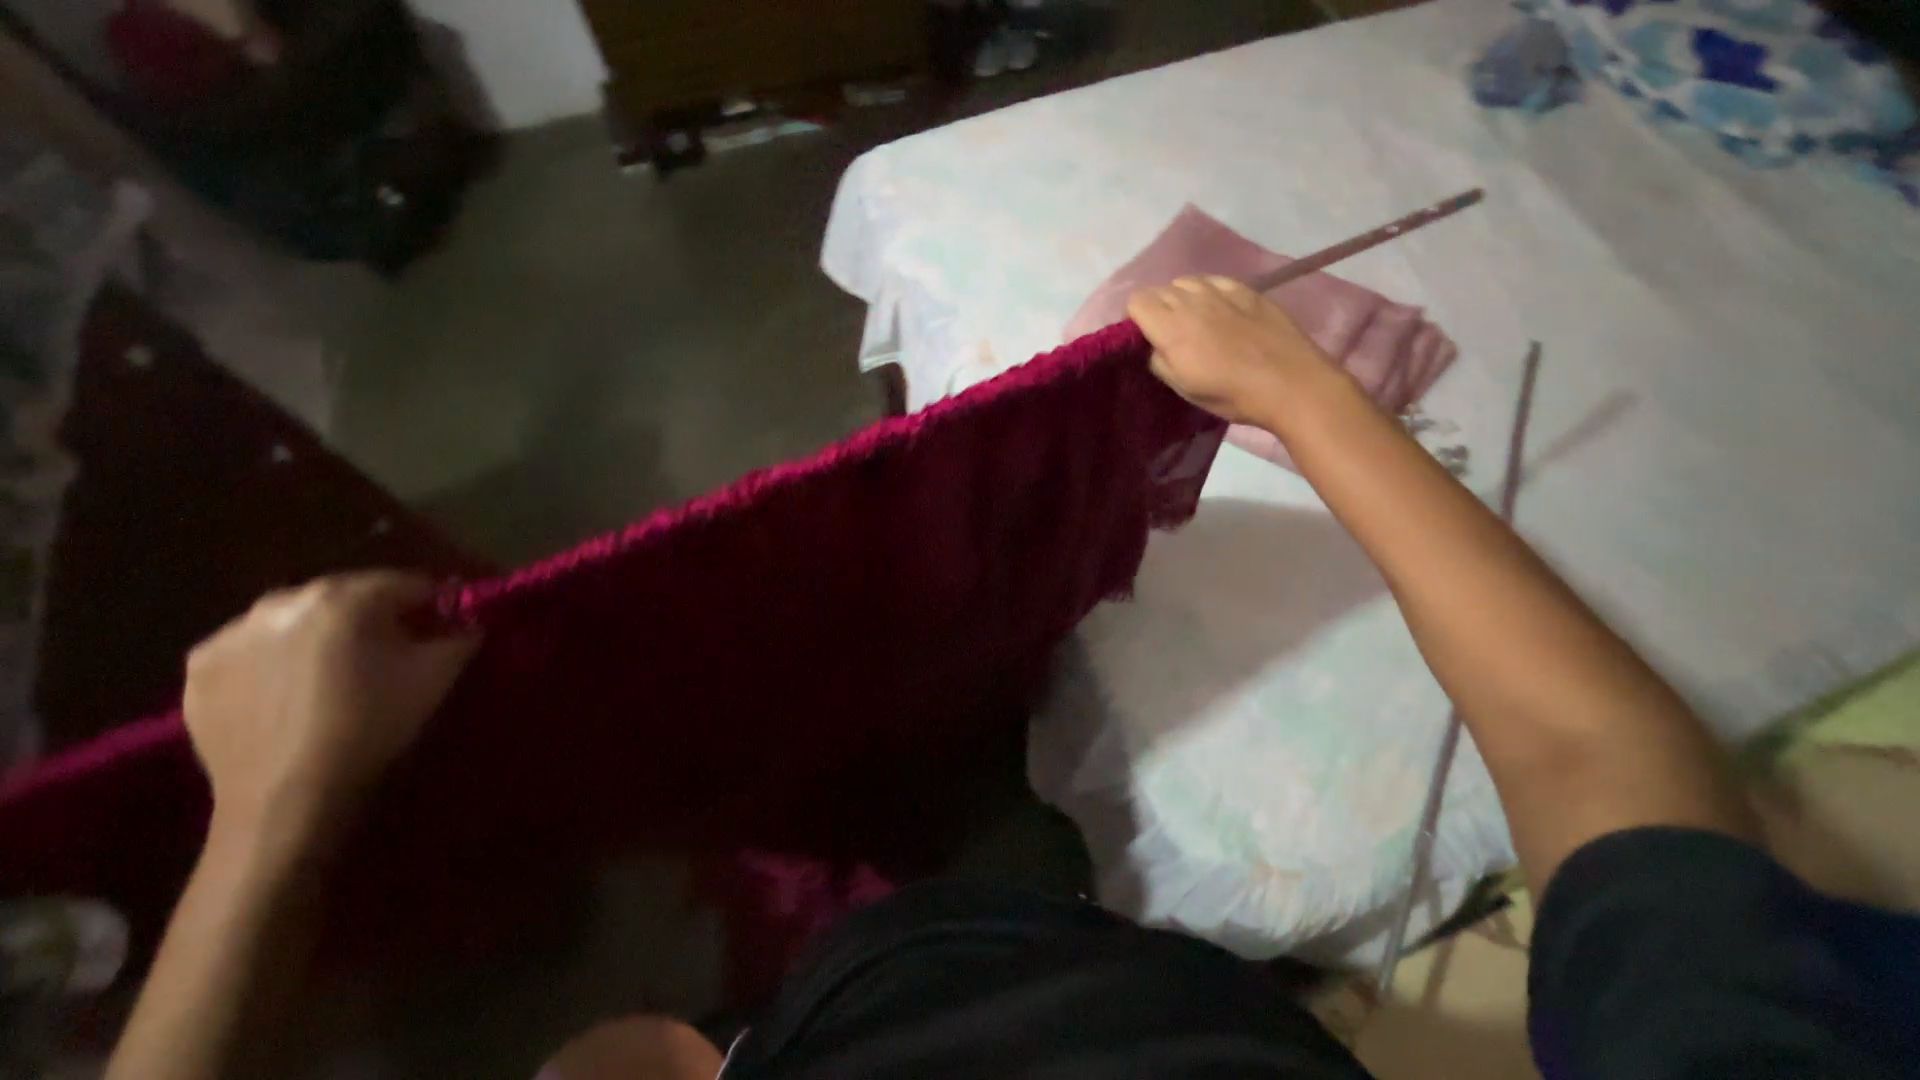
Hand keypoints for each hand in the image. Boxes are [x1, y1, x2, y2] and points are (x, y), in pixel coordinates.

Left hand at [184, 572, 480, 852]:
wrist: (287, 797)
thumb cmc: (372, 725)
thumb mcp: (437, 677)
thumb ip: (460, 638)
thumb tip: (466, 625)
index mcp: (344, 596)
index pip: (404, 583)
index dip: (429, 604)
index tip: (439, 629)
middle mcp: (282, 599)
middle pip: (344, 597)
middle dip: (369, 617)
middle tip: (387, 653)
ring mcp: (231, 632)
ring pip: (293, 621)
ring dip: (316, 636)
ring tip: (331, 675)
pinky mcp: (199, 668)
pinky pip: (249, 652)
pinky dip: (270, 663)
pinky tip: (286, 695)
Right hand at [1127, 275, 1338, 428]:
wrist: (1289, 383)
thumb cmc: (1231, 393)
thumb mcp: (1184, 388)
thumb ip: (1159, 360)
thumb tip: (1154, 345)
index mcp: (1170, 327)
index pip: (1136, 300)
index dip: (1136, 317)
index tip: (1146, 336)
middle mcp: (1191, 300)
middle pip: (1159, 289)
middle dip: (1157, 308)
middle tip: (1171, 334)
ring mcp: (1221, 290)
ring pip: (1186, 281)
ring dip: (1182, 297)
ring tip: (1195, 319)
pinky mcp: (1246, 289)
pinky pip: (1214, 280)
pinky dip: (1208, 291)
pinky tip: (1219, 309)